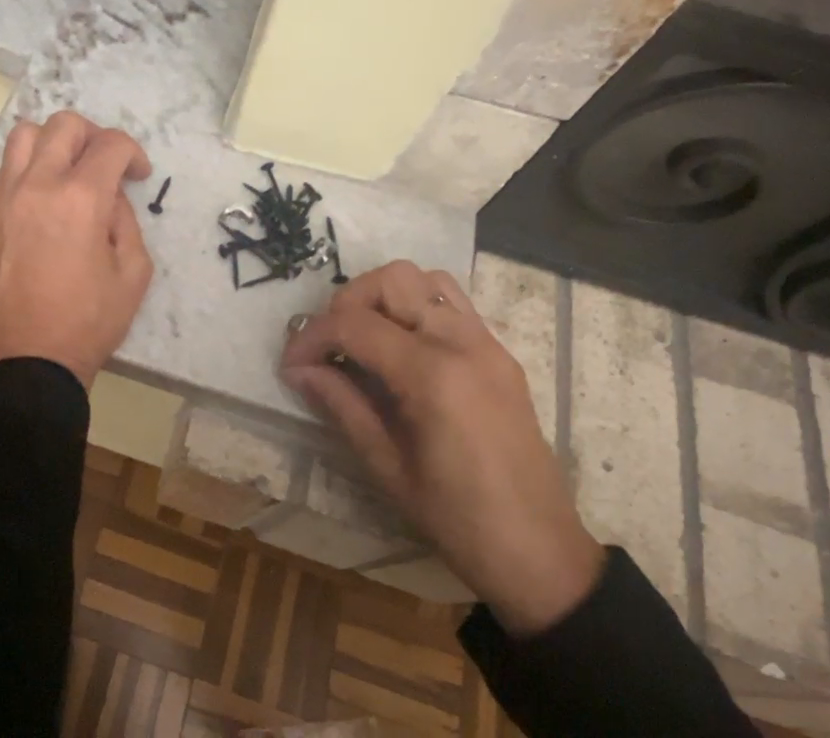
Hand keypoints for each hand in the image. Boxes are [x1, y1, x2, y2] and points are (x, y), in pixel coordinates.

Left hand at [0, 111, 154, 385]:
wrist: (28, 359)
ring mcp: (6, 198)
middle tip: (106, 166)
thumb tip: (109, 198)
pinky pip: (6, 168)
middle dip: (94, 135)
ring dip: (53, 142)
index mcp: (81, 198)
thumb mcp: (134, 273)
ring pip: (24, 135)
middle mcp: (38, 184)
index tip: (139, 176)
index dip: (133, 153)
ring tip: (68, 170)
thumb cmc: (89, 321)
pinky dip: (29, 166)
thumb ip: (127, 221)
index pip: (110, 144)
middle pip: (64, 124)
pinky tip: (45, 196)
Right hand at [281, 261, 603, 636]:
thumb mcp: (386, 466)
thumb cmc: (457, 520)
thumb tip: (298, 370)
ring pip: (425, 279)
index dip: (311, 338)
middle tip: (327, 348)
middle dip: (346, 304)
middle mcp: (463, 343)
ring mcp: (488, 343)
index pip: (354, 325)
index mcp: (434, 376)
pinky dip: (415, 308)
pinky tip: (398, 349)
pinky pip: (451, 303)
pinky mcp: (499, 353)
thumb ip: (342, 405)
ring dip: (383, 297)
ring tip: (362, 341)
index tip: (290, 366)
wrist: (539, 551)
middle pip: (391, 281)